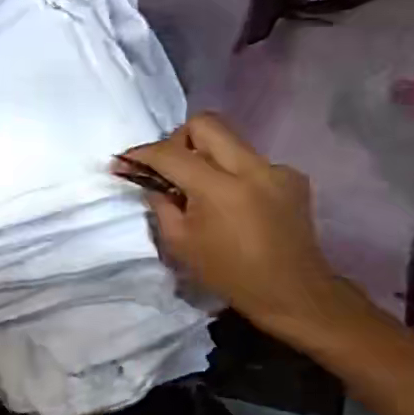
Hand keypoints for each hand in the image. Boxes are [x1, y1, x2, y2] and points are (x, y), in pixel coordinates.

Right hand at [119, 113, 355, 334]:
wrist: (292, 290)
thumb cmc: (226, 271)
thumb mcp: (178, 241)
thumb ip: (161, 204)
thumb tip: (151, 182)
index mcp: (220, 188)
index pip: (171, 153)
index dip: (141, 154)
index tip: (122, 162)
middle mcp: (253, 169)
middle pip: (206, 124)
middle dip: (177, 140)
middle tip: (166, 167)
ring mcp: (277, 170)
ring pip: (229, 141)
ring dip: (205, 157)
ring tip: (196, 189)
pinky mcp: (292, 177)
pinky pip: (250, 161)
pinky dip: (231, 173)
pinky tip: (229, 201)